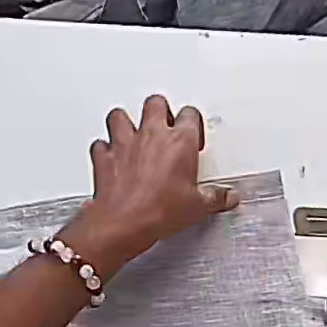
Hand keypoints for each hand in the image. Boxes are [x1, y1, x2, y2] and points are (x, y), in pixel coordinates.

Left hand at [59, 94, 237, 278]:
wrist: (124, 223)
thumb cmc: (159, 211)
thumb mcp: (197, 207)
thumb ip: (214, 198)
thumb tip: (227, 197)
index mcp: (180, 141)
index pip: (190, 115)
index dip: (192, 123)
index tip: (193, 138)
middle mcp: (151, 135)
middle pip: (156, 103)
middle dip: (160, 111)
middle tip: (164, 126)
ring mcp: (125, 144)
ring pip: (120, 115)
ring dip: (125, 122)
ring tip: (132, 134)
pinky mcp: (104, 158)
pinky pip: (100, 145)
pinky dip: (103, 149)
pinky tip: (109, 156)